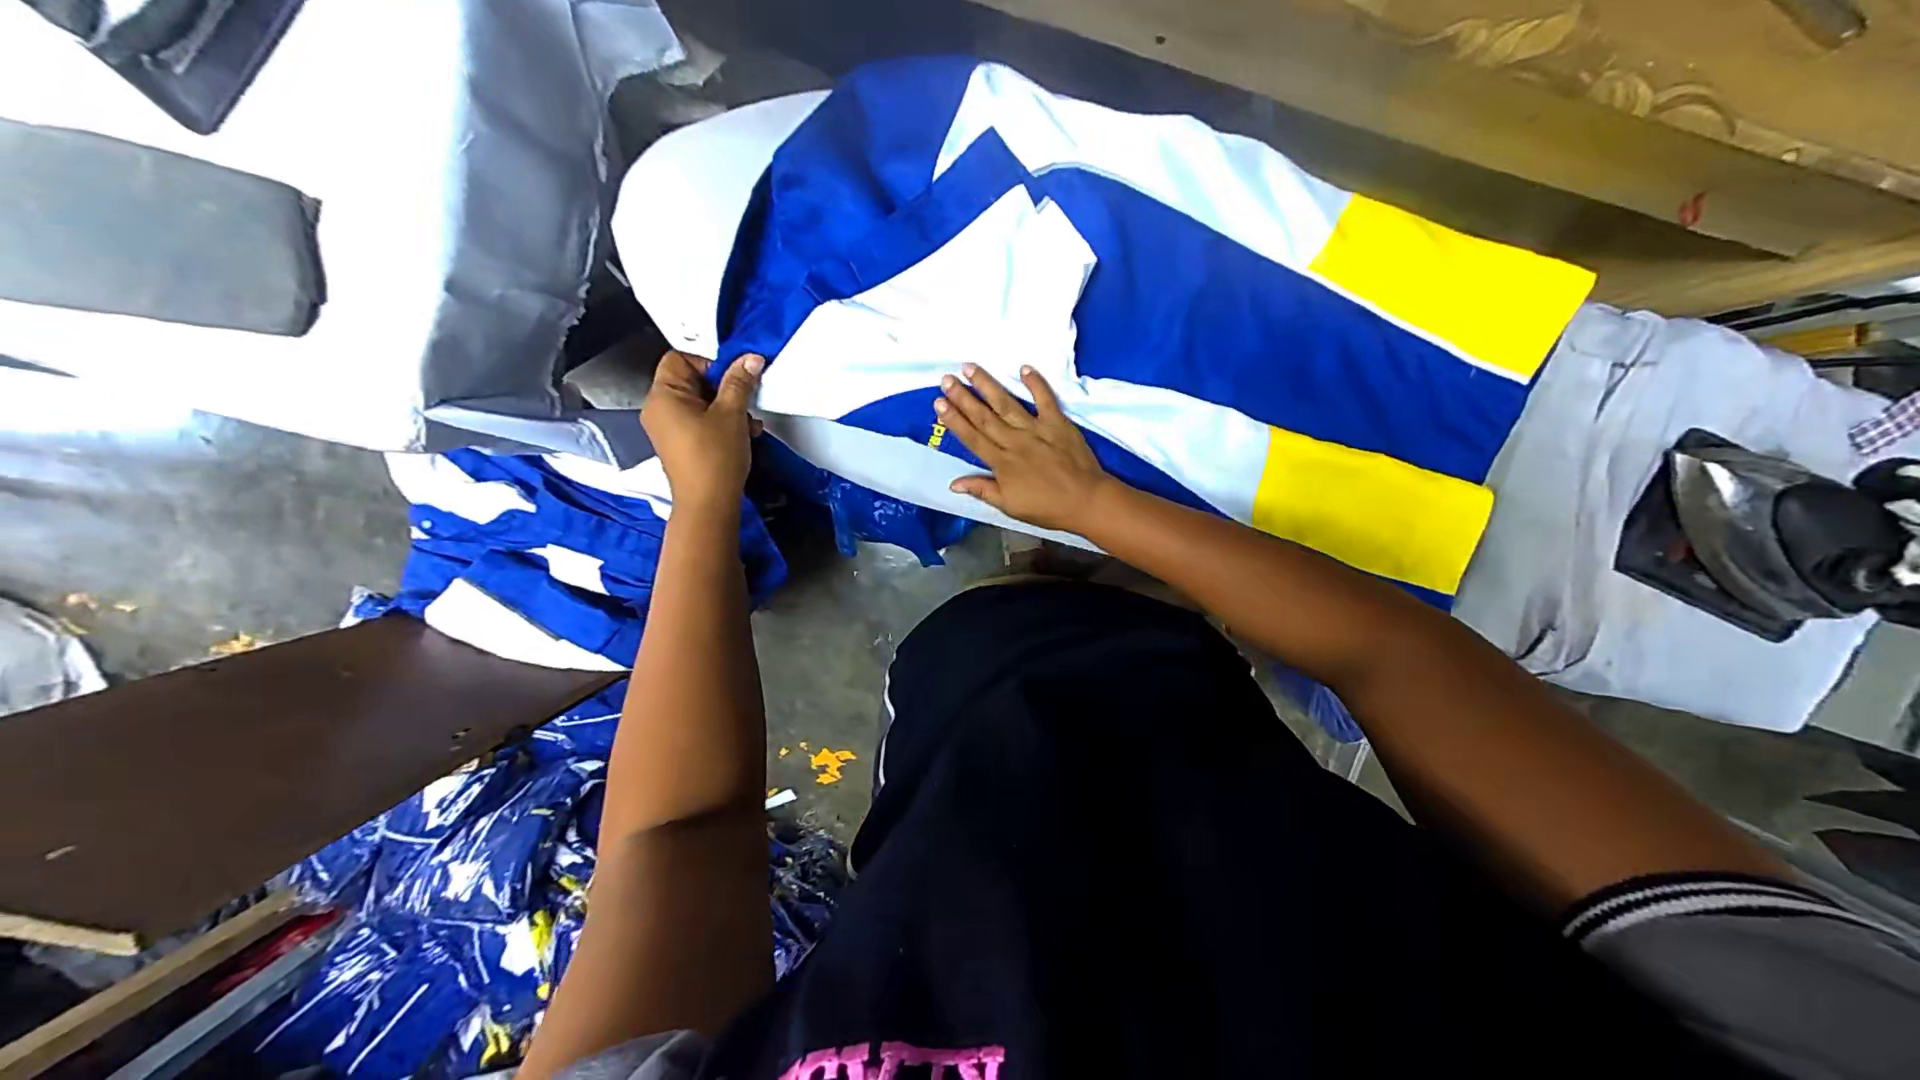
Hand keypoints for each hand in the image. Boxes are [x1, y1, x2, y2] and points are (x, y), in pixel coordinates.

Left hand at [642, 351, 763, 508]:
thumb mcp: (732, 413)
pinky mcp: (680, 443)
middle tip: (745, 396)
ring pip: (700, 402)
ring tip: (748, 420)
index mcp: (663, 395)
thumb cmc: (714, 458)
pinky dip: (721, 422)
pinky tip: (744, 432)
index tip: (735, 374)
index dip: (710, 362)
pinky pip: (700, 420)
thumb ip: (740, 381)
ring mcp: (668, 428)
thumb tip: (750, 359)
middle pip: (691, 380)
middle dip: (723, 387)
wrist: (709, 504)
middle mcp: (659, 409)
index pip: (681, 358)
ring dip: (727, 406)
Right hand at [935, 363, 1114, 533]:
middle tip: (946, 379)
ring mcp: (1036, 429)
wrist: (1086, 501)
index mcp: (1002, 463)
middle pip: (984, 416)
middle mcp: (1015, 442)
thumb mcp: (1010, 506)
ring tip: (970, 368)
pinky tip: (1024, 368)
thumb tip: (954, 483)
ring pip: (1006, 403)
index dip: (954, 421)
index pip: (972, 438)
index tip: (938, 404)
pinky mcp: (1058, 422)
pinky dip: (1035, 383)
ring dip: (987, 385)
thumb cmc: (1047, 507)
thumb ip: (982, 490)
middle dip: (963, 397)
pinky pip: (1045, 399)